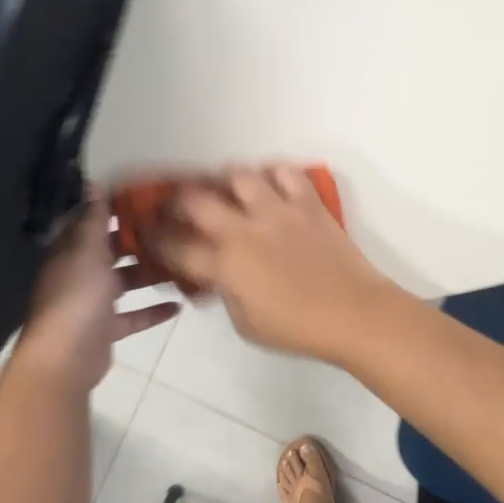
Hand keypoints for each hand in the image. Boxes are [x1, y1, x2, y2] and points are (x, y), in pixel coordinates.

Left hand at [20, 194, 180, 388]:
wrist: (66, 357)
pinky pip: (133, 316)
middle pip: (111, 252)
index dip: (115, 209)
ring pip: (125, 283)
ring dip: (150, 274)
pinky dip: (153, 311)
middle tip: (174, 227)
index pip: (92, 223)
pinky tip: (178, 305)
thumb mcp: (87, 251)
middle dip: (139, 241)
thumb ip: (93, 219)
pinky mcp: (107, 329)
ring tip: (182, 262)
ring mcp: (93, 304)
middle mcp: (79, 274)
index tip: (148, 197)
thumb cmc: (77, 297)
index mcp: (71, 253)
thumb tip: (92, 182)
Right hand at [152, 165, 408, 362]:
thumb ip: (226, 295)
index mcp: (225, 265)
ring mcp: (278, 212)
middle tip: (180, 205)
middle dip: (178, 201)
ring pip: (240, 175)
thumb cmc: (298, 329)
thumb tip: (216, 279)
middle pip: (196, 201)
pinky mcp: (309, 204)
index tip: (149, 235)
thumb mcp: (247, 325)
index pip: (176, 247)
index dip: (156, 240)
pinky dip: (275, 174)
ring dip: (226, 180)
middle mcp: (245, 230)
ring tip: (227, 188)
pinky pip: (287, 173)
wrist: (354, 313)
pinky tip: (272, 185)